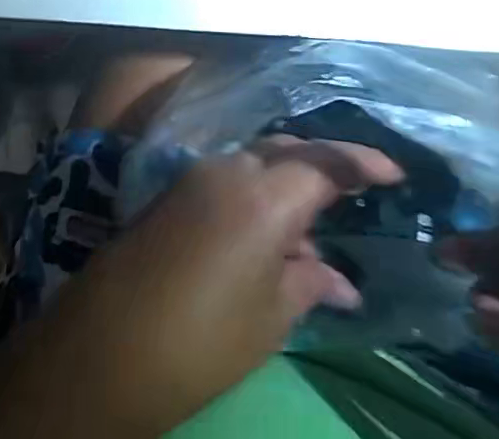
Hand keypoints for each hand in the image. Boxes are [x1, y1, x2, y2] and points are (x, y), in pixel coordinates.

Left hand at [0, 137, 401, 438]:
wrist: (104, 348)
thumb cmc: (201, 339)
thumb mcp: (269, 317)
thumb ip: (308, 281)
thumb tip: (341, 279)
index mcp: (262, 195)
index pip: (323, 161)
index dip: (362, 162)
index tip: (394, 174)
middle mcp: (226, 170)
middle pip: (286, 151)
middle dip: (322, 167)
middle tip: (355, 196)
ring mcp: (192, 177)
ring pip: (254, 163)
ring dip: (285, 185)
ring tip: (312, 233)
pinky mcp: (169, 192)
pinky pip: (226, 179)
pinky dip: (254, 195)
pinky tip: (268, 236)